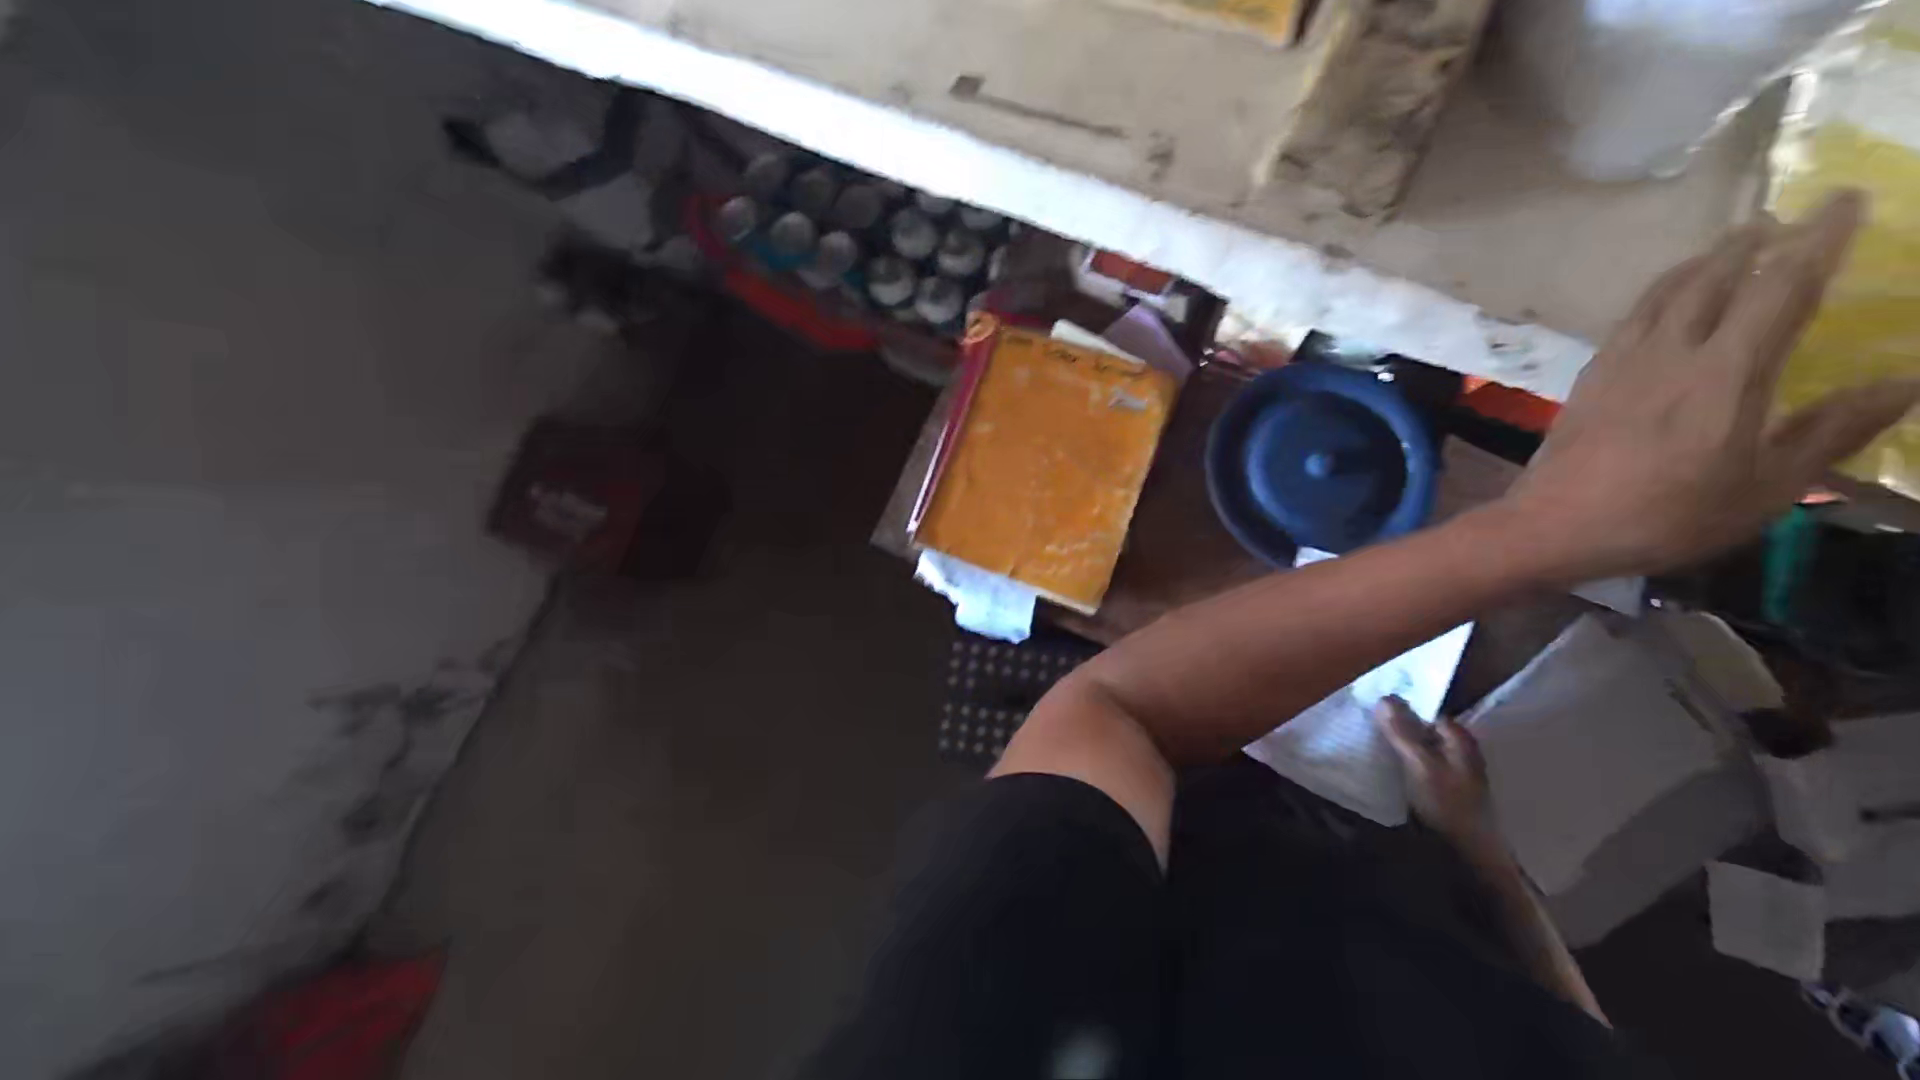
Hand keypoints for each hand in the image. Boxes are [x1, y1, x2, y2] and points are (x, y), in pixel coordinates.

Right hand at [1373, 696, 1502, 857]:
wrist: (1468, 854)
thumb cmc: (1447, 805)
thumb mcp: (1420, 764)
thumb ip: (1402, 731)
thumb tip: (1383, 696)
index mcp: (1458, 738)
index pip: (1424, 708)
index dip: (1398, 704)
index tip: (1368, 702)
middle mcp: (1457, 748)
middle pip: (1420, 725)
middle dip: (1393, 722)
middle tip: (1360, 718)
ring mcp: (1449, 767)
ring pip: (1415, 743)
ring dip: (1393, 740)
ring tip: (1363, 736)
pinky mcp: (1439, 785)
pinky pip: (1414, 761)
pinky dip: (1398, 758)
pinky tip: (1378, 760)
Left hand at [1494, 190, 1919, 582]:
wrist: (1550, 527)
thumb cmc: (1662, 516)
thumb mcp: (1763, 488)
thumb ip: (1829, 432)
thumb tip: (1902, 382)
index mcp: (1722, 374)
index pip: (1779, 289)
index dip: (1816, 241)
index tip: (1842, 201)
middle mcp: (1665, 357)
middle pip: (1708, 282)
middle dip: (1747, 245)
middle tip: (1776, 218)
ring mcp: (1615, 369)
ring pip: (1656, 300)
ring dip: (1693, 268)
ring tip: (1718, 250)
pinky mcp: (1582, 387)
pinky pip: (1623, 327)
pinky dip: (1650, 302)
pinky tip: (1655, 309)